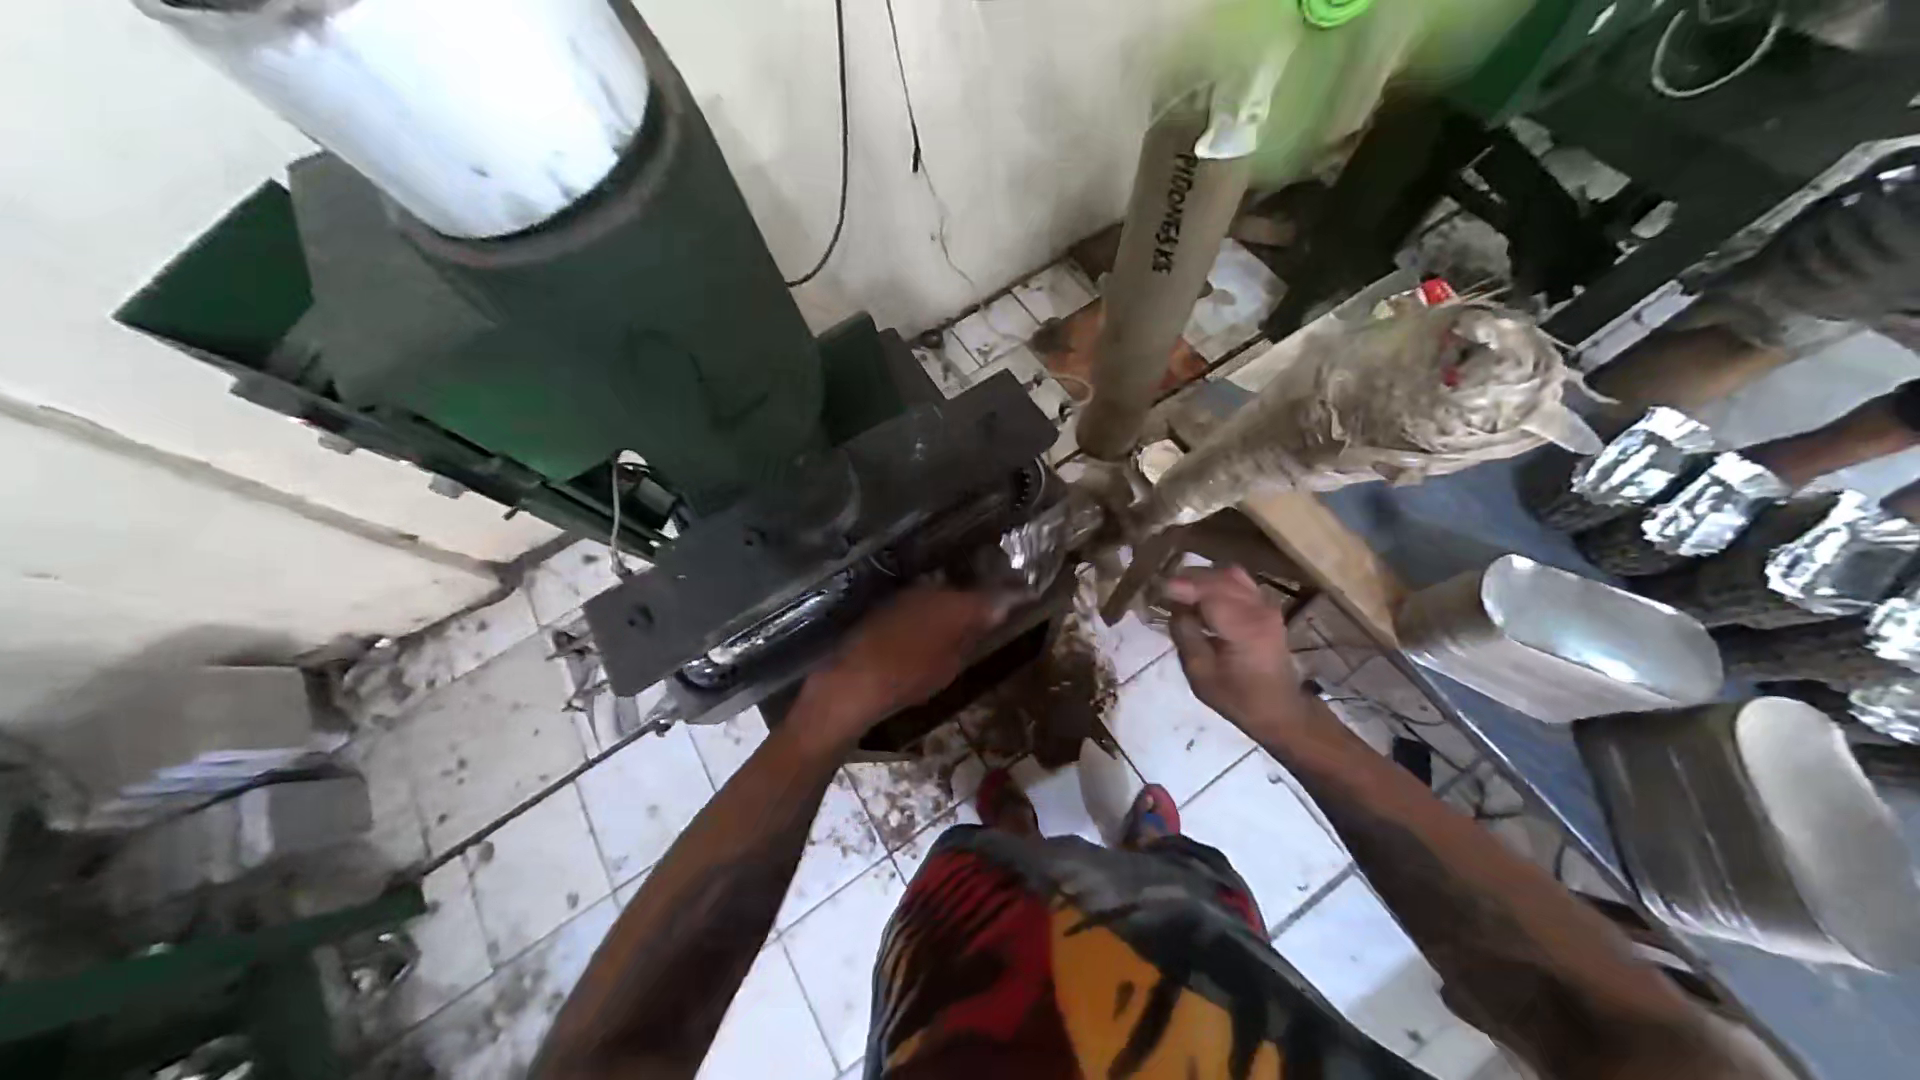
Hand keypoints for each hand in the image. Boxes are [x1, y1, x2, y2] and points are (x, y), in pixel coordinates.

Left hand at [803, 585, 1008, 736]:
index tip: (1029, 594)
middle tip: (998, 607)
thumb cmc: (909, 678)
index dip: (1015, 594)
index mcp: (958, 605)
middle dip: (985, 595)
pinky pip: (924, 600)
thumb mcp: (951, 665)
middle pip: (969, 588)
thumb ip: (973, 635)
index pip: (997, 595)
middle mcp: (936, 589)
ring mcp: (911, 592)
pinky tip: (936, 624)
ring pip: (945, 592)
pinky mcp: (892, 601)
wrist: (854, 679)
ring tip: (968, 617)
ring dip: (958, 601)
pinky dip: (935, 608)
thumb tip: (993, 614)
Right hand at [1164, 567, 1308, 733]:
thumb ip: (1185, 634)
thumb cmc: (1237, 697)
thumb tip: (1175, 607)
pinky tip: (1202, 595)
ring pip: (1229, 574)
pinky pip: (1239, 582)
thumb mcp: (1199, 673)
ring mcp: (1266, 606)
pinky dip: (1217, 582)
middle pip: (1218, 578)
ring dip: (1202, 578)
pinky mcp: (1267, 607)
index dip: (1180, 586)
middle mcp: (1259, 609)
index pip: (1208, 593)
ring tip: (1181, 591)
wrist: (1280, 709)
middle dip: (1187, 579)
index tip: (1155, 588)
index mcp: (1244, 628)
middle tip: (1163, 591)